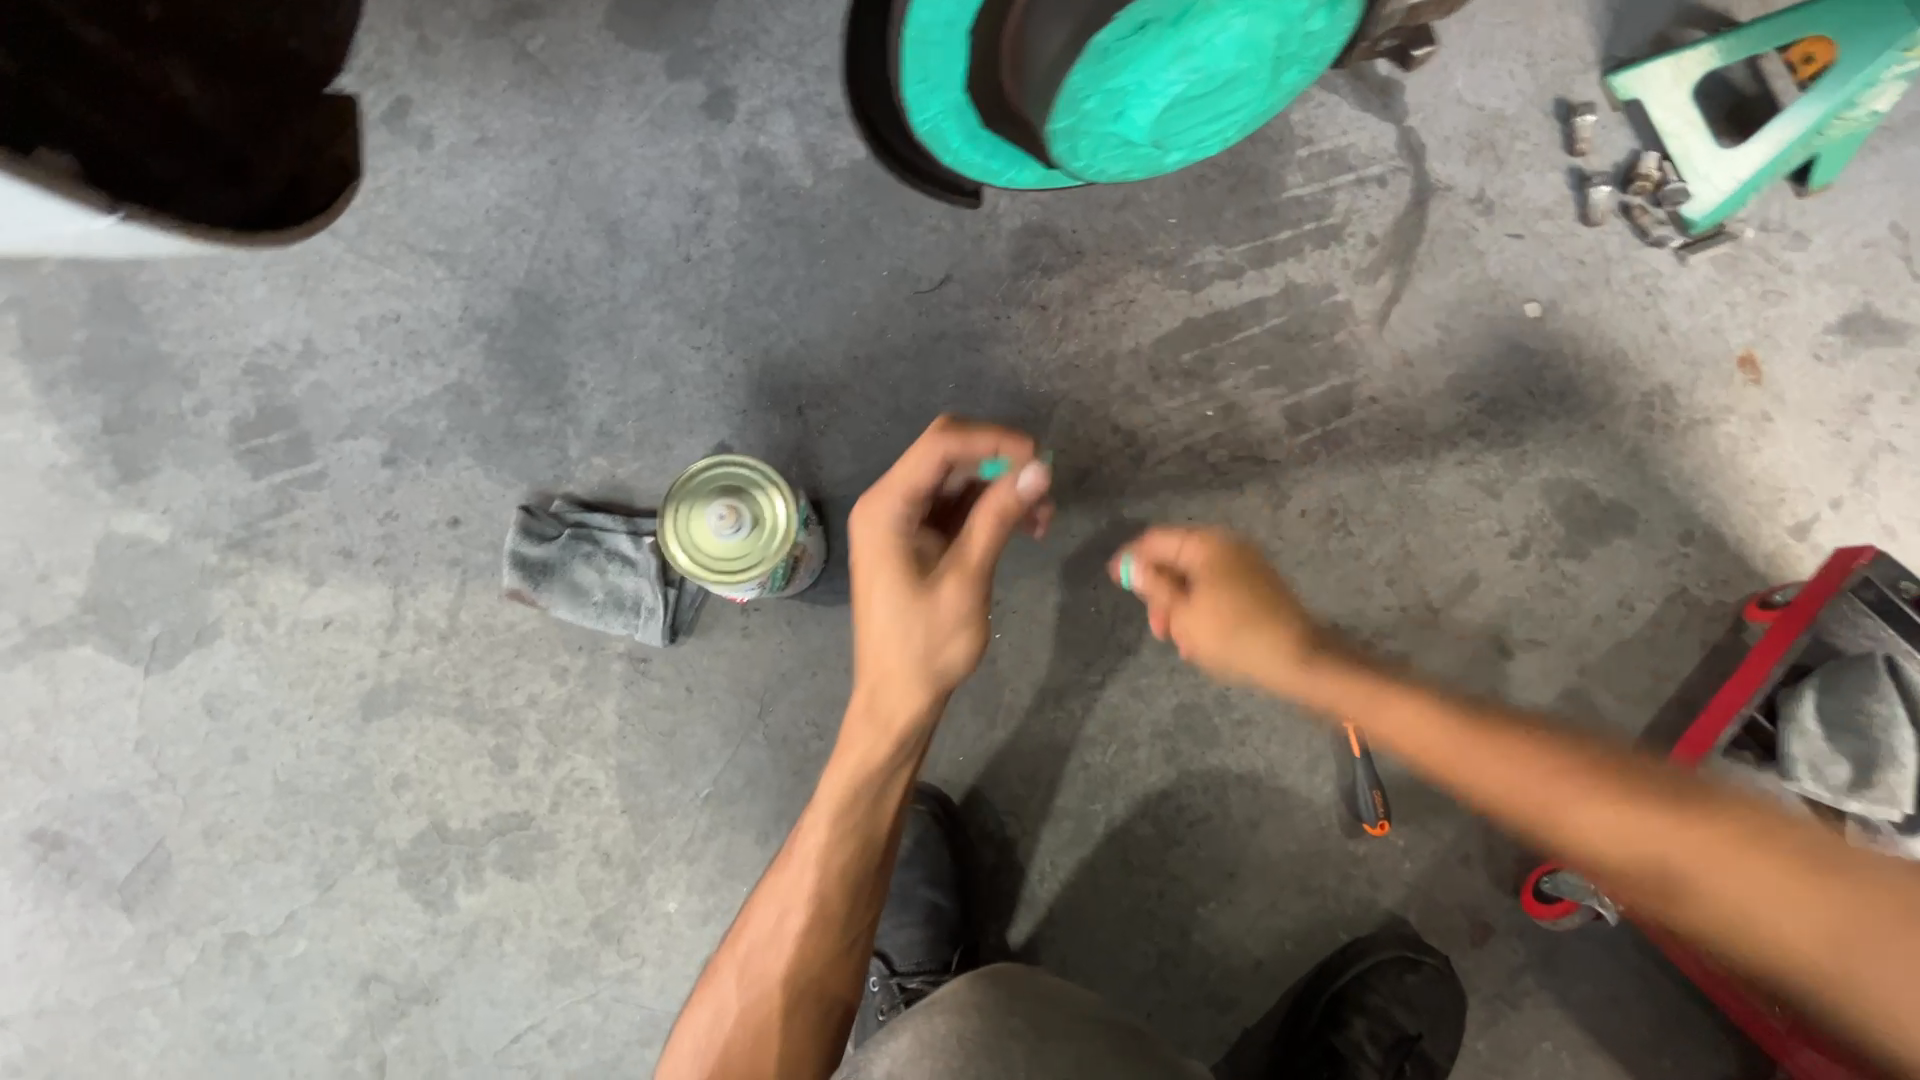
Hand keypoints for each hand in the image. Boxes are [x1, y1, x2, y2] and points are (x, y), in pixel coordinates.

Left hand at [847, 416, 1052, 729]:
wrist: (898, 698)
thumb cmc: (926, 646)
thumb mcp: (967, 579)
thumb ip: (999, 518)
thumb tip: (1040, 470)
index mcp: (886, 507)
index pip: (941, 444)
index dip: (994, 441)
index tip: (1041, 460)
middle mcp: (889, 502)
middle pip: (950, 454)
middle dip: (1001, 462)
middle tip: (1046, 487)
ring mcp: (903, 519)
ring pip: (960, 479)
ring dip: (1002, 487)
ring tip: (1044, 517)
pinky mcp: (918, 537)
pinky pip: (958, 506)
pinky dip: (992, 509)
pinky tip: (1027, 527)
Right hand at [1109, 526, 1323, 693]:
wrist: (1297, 658)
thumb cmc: (1232, 634)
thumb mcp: (1182, 613)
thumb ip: (1154, 586)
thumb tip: (1132, 565)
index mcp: (1206, 544)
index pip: (1155, 540)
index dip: (1131, 558)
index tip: (1115, 580)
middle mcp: (1227, 545)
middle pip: (1177, 560)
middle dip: (1161, 593)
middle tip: (1156, 628)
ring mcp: (1246, 564)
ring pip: (1197, 579)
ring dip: (1181, 607)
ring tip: (1180, 642)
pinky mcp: (1259, 585)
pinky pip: (1218, 589)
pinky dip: (1202, 609)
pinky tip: (1201, 640)